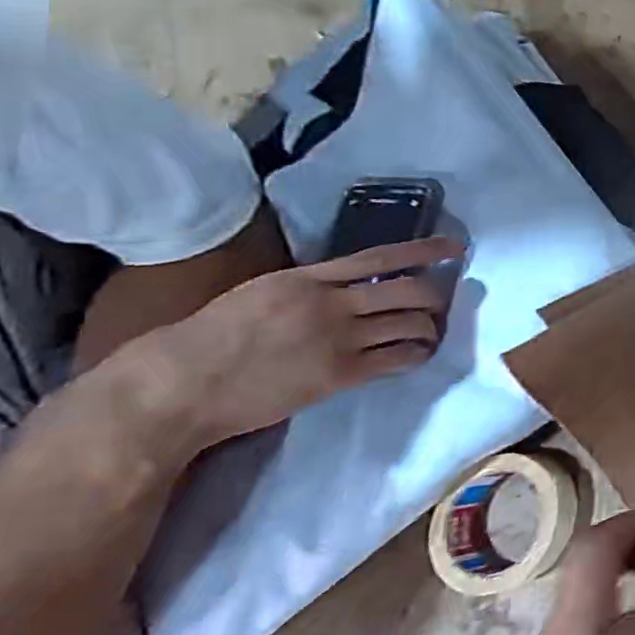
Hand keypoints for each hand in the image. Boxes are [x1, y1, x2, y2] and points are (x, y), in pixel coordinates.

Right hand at [113, 236, 463, 452]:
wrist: (177, 386)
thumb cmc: (206, 340)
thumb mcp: (259, 296)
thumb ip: (308, 290)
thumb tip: (348, 291)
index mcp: (304, 279)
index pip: (379, 257)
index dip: (423, 251)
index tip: (456, 248)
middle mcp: (330, 303)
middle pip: (411, 291)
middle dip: (433, 298)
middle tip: (433, 307)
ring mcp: (339, 339)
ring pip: (414, 324)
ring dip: (428, 328)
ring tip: (424, 334)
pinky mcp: (343, 373)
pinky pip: (402, 358)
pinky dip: (417, 354)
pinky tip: (414, 355)